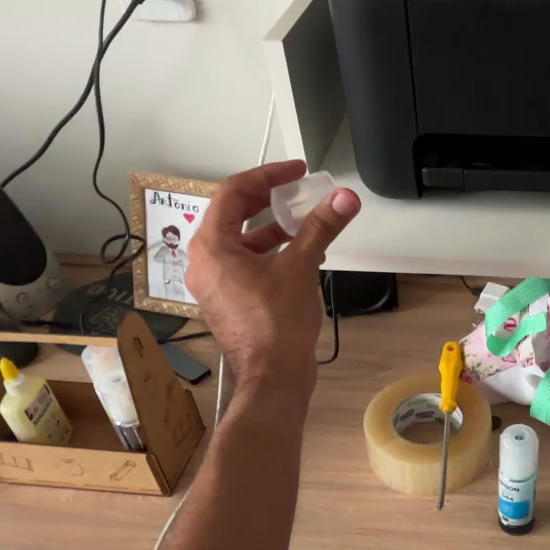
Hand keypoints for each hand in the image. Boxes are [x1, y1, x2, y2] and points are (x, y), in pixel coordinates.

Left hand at [183, 160, 359, 403]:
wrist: (273, 377)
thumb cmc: (278, 323)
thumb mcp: (301, 267)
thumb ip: (320, 227)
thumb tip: (344, 198)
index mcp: (212, 247)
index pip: (233, 193)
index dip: (267, 176)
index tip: (296, 171)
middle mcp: (205, 263)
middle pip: (232, 215)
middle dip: (268, 199)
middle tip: (297, 189)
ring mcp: (214, 284)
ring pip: (240, 242)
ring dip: (271, 227)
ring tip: (304, 223)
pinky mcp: (228, 302)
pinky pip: (244, 264)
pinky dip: (269, 253)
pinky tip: (299, 256)